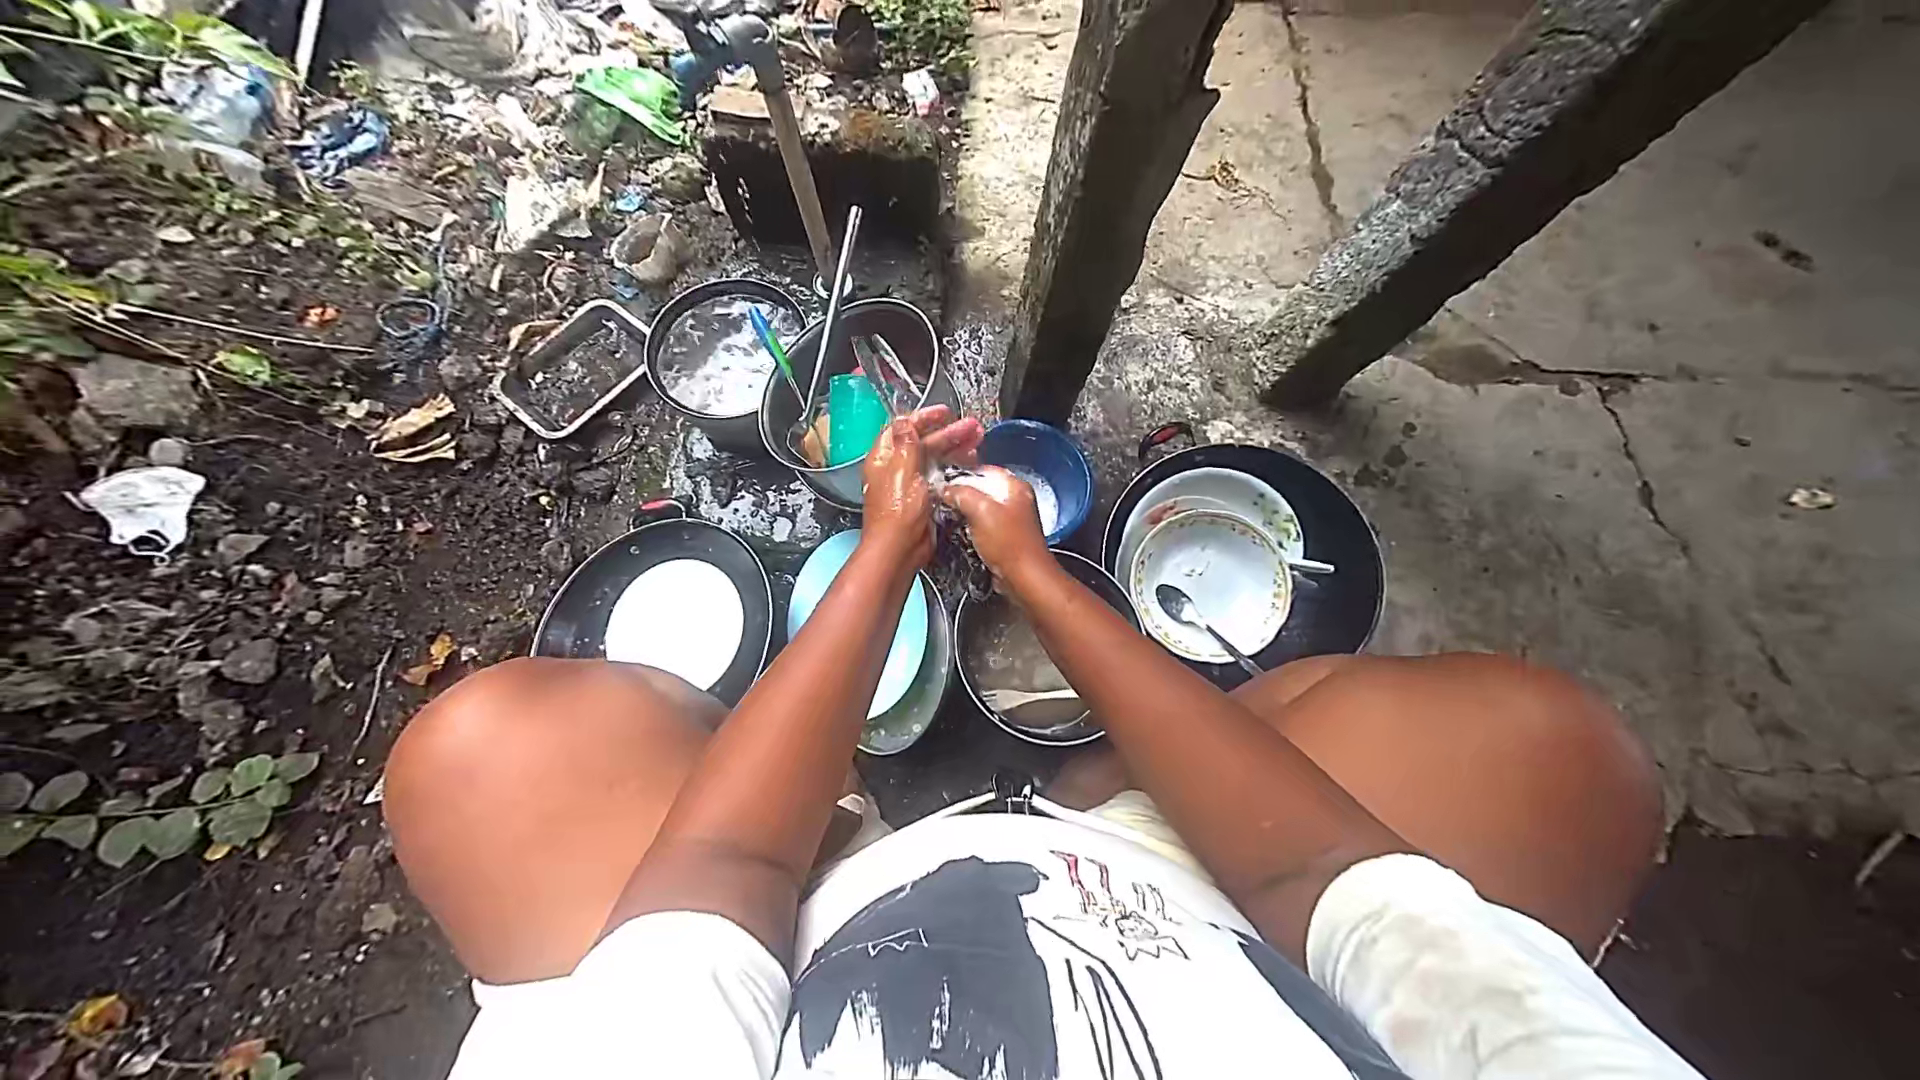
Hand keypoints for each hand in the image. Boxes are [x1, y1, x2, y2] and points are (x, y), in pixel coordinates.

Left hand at [861, 406, 982, 568]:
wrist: (900, 547)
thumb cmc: (896, 514)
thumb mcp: (902, 469)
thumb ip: (906, 442)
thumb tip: (905, 421)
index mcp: (884, 458)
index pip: (903, 428)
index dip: (924, 417)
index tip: (944, 413)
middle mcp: (896, 469)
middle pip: (923, 442)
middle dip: (948, 432)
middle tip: (971, 427)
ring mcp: (910, 484)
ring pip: (935, 459)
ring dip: (955, 448)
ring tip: (976, 440)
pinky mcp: (923, 499)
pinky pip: (941, 477)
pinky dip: (955, 468)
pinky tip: (970, 463)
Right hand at [940, 466, 1050, 583]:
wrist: (1023, 577)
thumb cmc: (1009, 543)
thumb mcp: (980, 510)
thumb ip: (962, 494)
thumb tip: (947, 489)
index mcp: (1015, 486)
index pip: (984, 470)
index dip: (962, 475)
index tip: (944, 483)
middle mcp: (1015, 501)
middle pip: (982, 490)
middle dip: (962, 496)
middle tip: (944, 501)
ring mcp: (1011, 520)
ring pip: (981, 510)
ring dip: (966, 514)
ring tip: (951, 518)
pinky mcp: (1005, 538)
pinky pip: (983, 528)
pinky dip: (972, 530)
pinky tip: (963, 534)